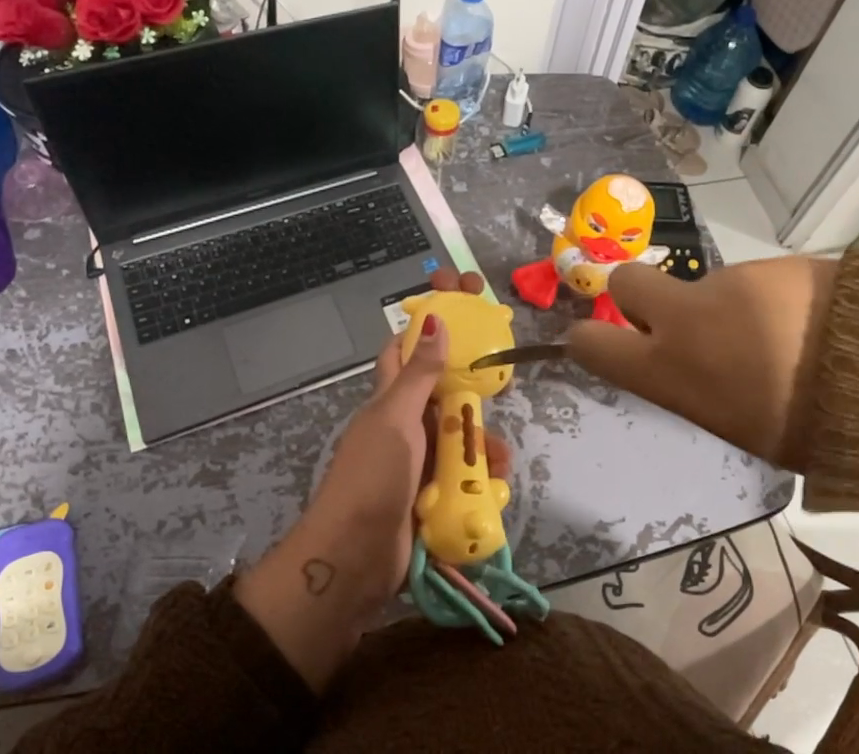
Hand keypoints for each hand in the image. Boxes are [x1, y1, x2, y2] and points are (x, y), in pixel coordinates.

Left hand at [233, 268, 506, 691]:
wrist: (354, 560)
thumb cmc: (372, 479)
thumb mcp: (396, 420)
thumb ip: (420, 374)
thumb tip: (433, 318)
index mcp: (388, 401)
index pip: (405, 350)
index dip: (429, 323)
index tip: (462, 298)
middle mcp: (402, 427)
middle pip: (443, 396)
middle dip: (473, 396)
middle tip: (503, 390)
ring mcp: (416, 464)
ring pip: (459, 440)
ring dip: (481, 446)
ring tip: (498, 460)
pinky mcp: (430, 497)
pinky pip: (463, 478)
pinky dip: (479, 481)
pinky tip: (493, 488)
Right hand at [566, 256, 836, 471]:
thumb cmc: (807, 434)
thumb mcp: (734, 426)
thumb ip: (696, 386)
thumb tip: (692, 366)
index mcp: (669, 369)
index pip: (591, 341)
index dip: (589, 338)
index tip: (602, 341)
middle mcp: (688, 316)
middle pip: (628, 281)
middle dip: (641, 297)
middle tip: (682, 322)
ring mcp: (732, 281)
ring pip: (709, 286)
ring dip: (731, 307)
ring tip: (785, 338)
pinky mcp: (775, 261)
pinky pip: (761, 280)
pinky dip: (774, 298)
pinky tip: (815, 322)